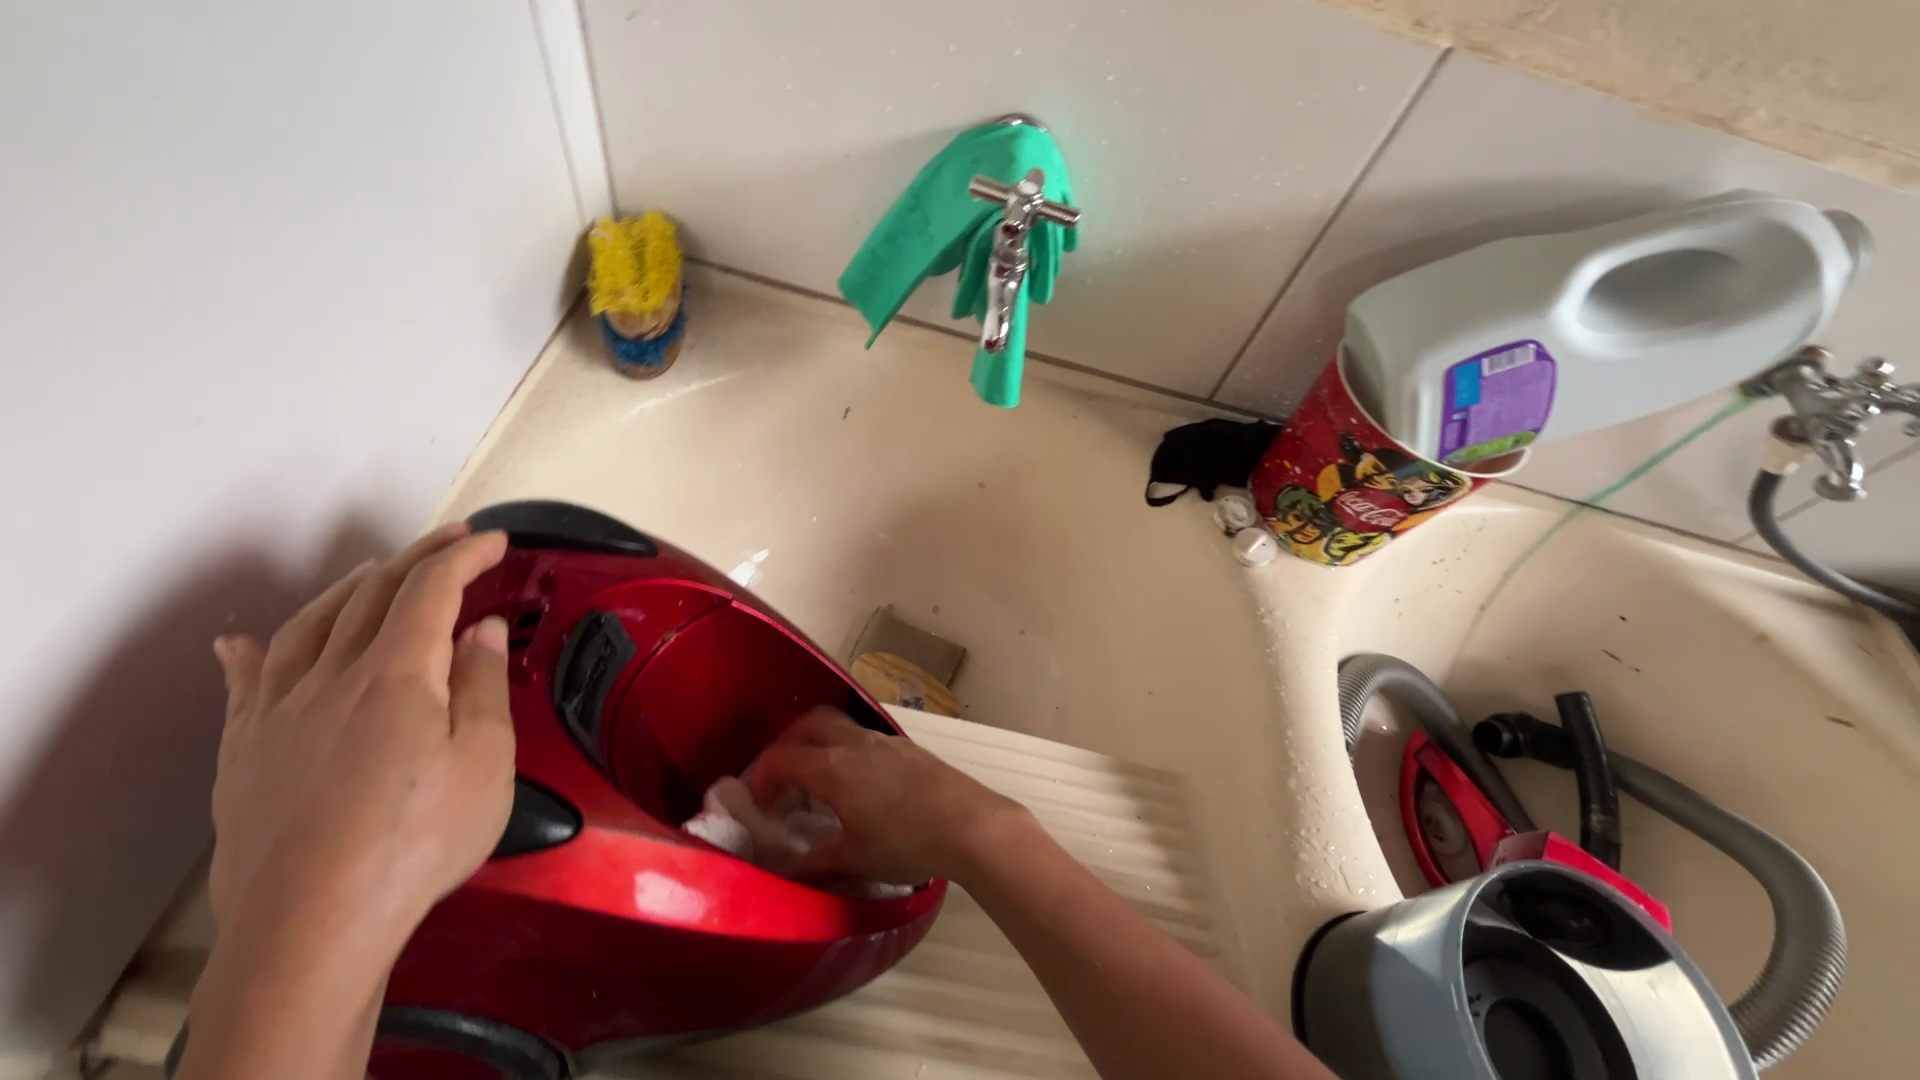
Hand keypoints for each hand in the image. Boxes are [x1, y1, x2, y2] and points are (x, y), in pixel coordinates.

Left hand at [207, 522, 516, 940]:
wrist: (314, 921)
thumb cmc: (416, 839)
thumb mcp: (485, 760)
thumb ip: (483, 686)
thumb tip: (481, 631)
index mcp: (398, 674)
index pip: (430, 590)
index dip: (464, 556)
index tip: (494, 541)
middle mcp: (332, 677)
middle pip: (372, 595)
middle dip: (418, 557)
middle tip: (453, 541)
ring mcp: (280, 712)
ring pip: (311, 625)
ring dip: (349, 588)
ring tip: (374, 572)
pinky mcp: (245, 752)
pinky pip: (245, 684)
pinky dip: (250, 652)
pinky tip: (241, 641)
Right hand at [748, 706, 1028, 885]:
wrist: (971, 825)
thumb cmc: (907, 842)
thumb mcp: (856, 858)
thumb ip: (817, 863)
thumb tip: (786, 872)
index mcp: (834, 767)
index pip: (783, 758)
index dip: (763, 778)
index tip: (760, 804)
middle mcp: (856, 743)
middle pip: (810, 724)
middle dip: (788, 745)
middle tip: (783, 779)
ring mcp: (886, 741)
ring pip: (840, 726)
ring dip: (820, 745)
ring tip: (820, 783)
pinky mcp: (909, 748)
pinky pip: (865, 737)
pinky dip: (848, 751)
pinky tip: (859, 785)